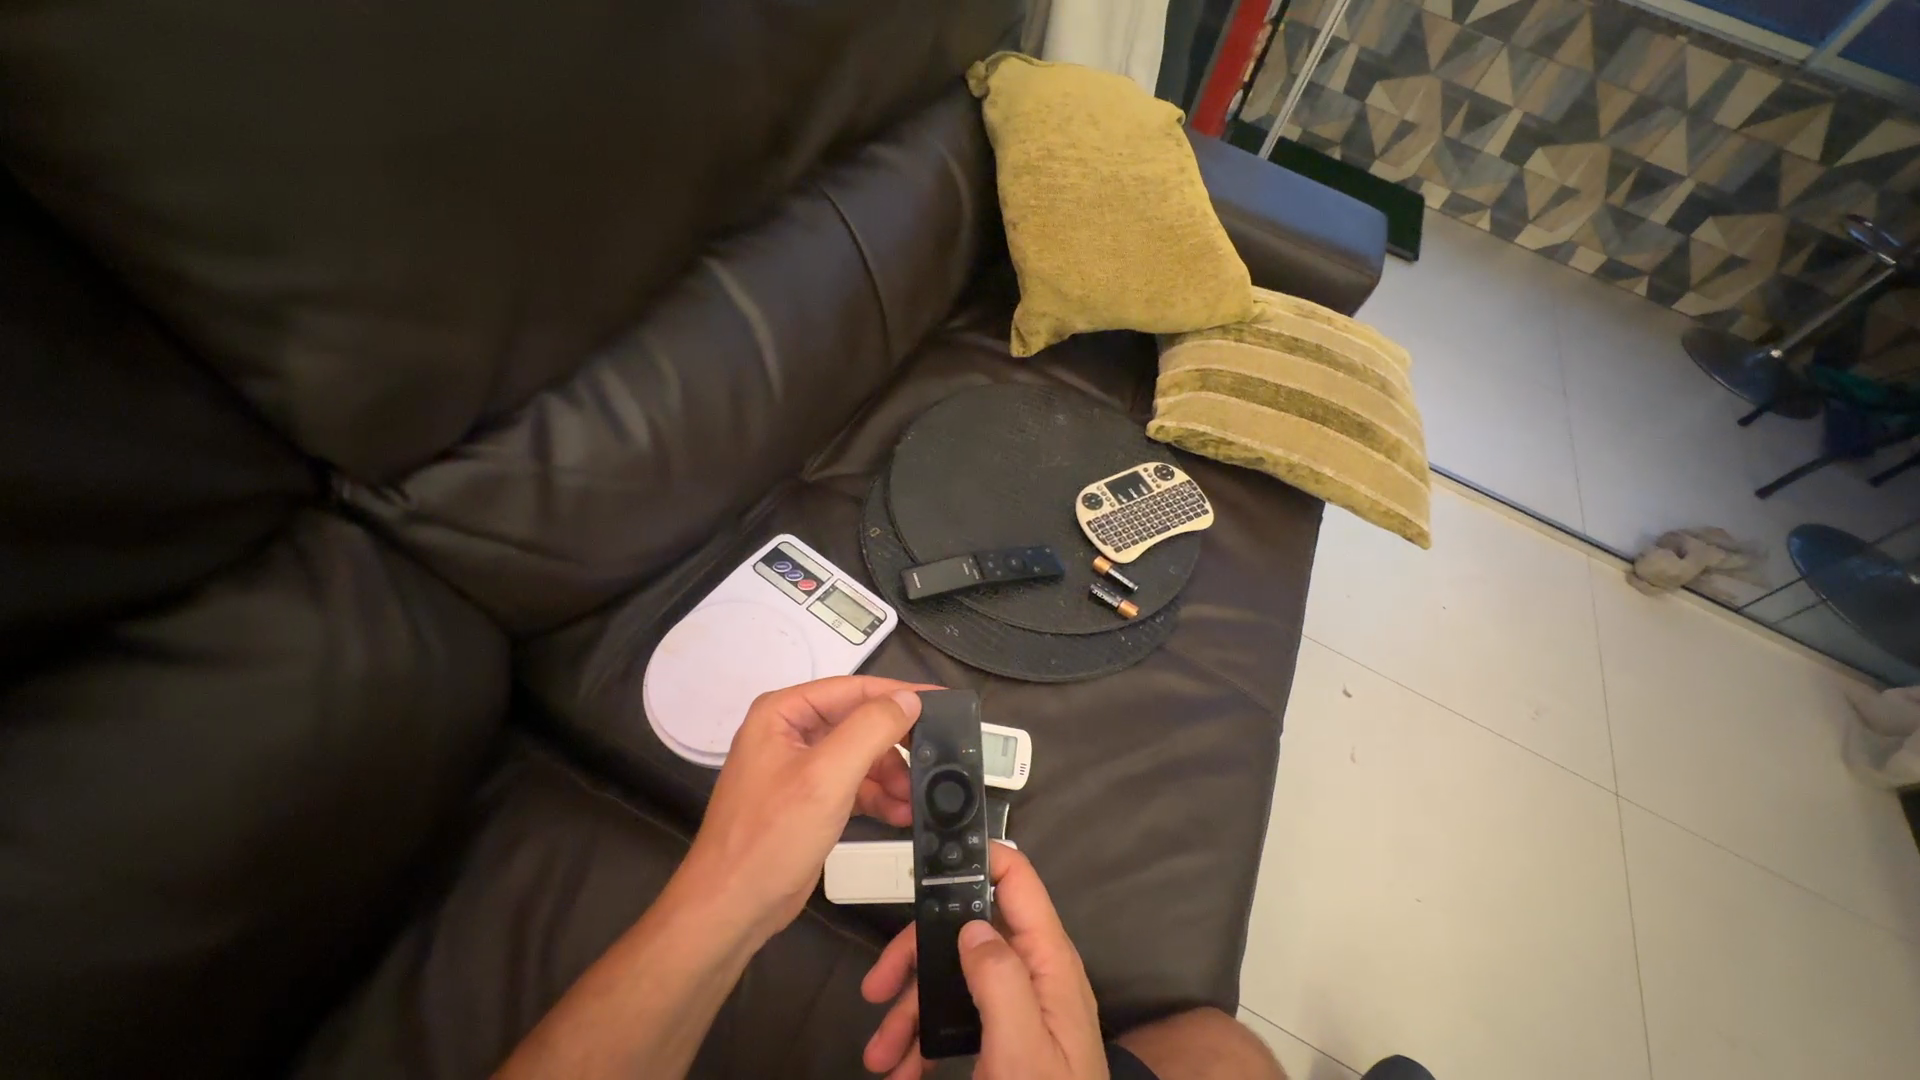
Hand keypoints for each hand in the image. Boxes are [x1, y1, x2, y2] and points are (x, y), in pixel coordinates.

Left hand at [682, 675, 937, 943]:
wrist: (733, 908)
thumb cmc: (772, 836)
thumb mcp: (827, 776)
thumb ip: (871, 729)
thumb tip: (909, 699)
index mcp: (783, 713)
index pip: (853, 690)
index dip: (899, 695)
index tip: (943, 704)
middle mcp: (790, 731)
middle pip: (860, 722)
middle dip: (896, 745)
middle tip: (934, 758)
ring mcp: (800, 767)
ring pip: (861, 756)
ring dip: (891, 775)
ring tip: (914, 799)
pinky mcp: (810, 799)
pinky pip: (854, 784)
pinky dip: (878, 796)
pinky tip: (900, 814)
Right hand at [861, 843, 1107, 1078]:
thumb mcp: (1023, 1049)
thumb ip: (1000, 978)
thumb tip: (971, 922)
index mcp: (1048, 961)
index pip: (1018, 881)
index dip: (979, 856)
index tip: (930, 858)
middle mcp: (1033, 972)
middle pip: (968, 928)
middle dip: (918, 955)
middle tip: (876, 987)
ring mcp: (1017, 1004)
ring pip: (953, 975)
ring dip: (911, 1007)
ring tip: (879, 1053)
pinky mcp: (1002, 1035)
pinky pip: (956, 1016)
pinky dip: (923, 1038)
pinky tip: (901, 1068)